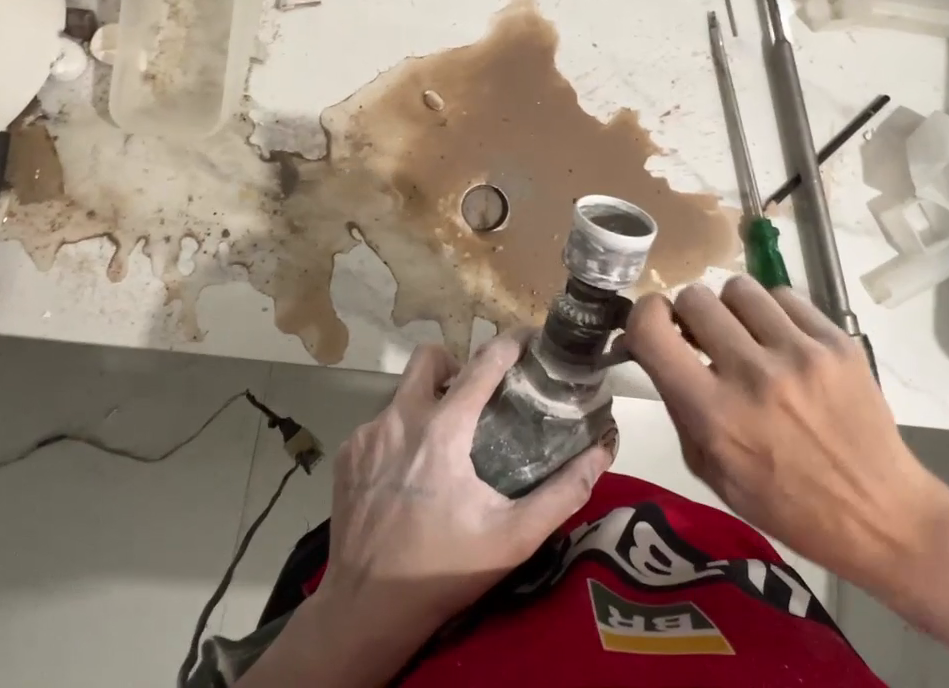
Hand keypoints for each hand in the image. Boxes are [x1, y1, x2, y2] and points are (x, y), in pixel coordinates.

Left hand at [317, 332, 617, 640]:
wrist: (366, 608)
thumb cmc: (445, 569)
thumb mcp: (514, 538)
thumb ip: (563, 492)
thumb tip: (602, 451)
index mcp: (442, 430)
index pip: (481, 365)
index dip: (507, 345)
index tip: (526, 339)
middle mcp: (400, 419)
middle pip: (429, 358)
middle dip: (455, 364)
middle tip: (476, 397)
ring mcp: (366, 435)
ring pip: (403, 394)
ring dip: (427, 404)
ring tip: (444, 445)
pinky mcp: (346, 455)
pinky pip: (379, 425)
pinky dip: (400, 435)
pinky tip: (409, 475)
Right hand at [624, 277, 948, 589]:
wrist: (877, 513)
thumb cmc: (783, 503)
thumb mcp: (709, 469)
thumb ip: (678, 405)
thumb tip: (651, 349)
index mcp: (713, 414)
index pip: (652, 329)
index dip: (643, 316)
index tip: (655, 326)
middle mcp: (753, 374)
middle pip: (695, 298)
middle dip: (689, 314)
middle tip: (703, 337)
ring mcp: (800, 353)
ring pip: (740, 288)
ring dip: (732, 309)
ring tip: (746, 335)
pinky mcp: (838, 342)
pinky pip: (785, 297)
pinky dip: (774, 313)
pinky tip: (783, 342)